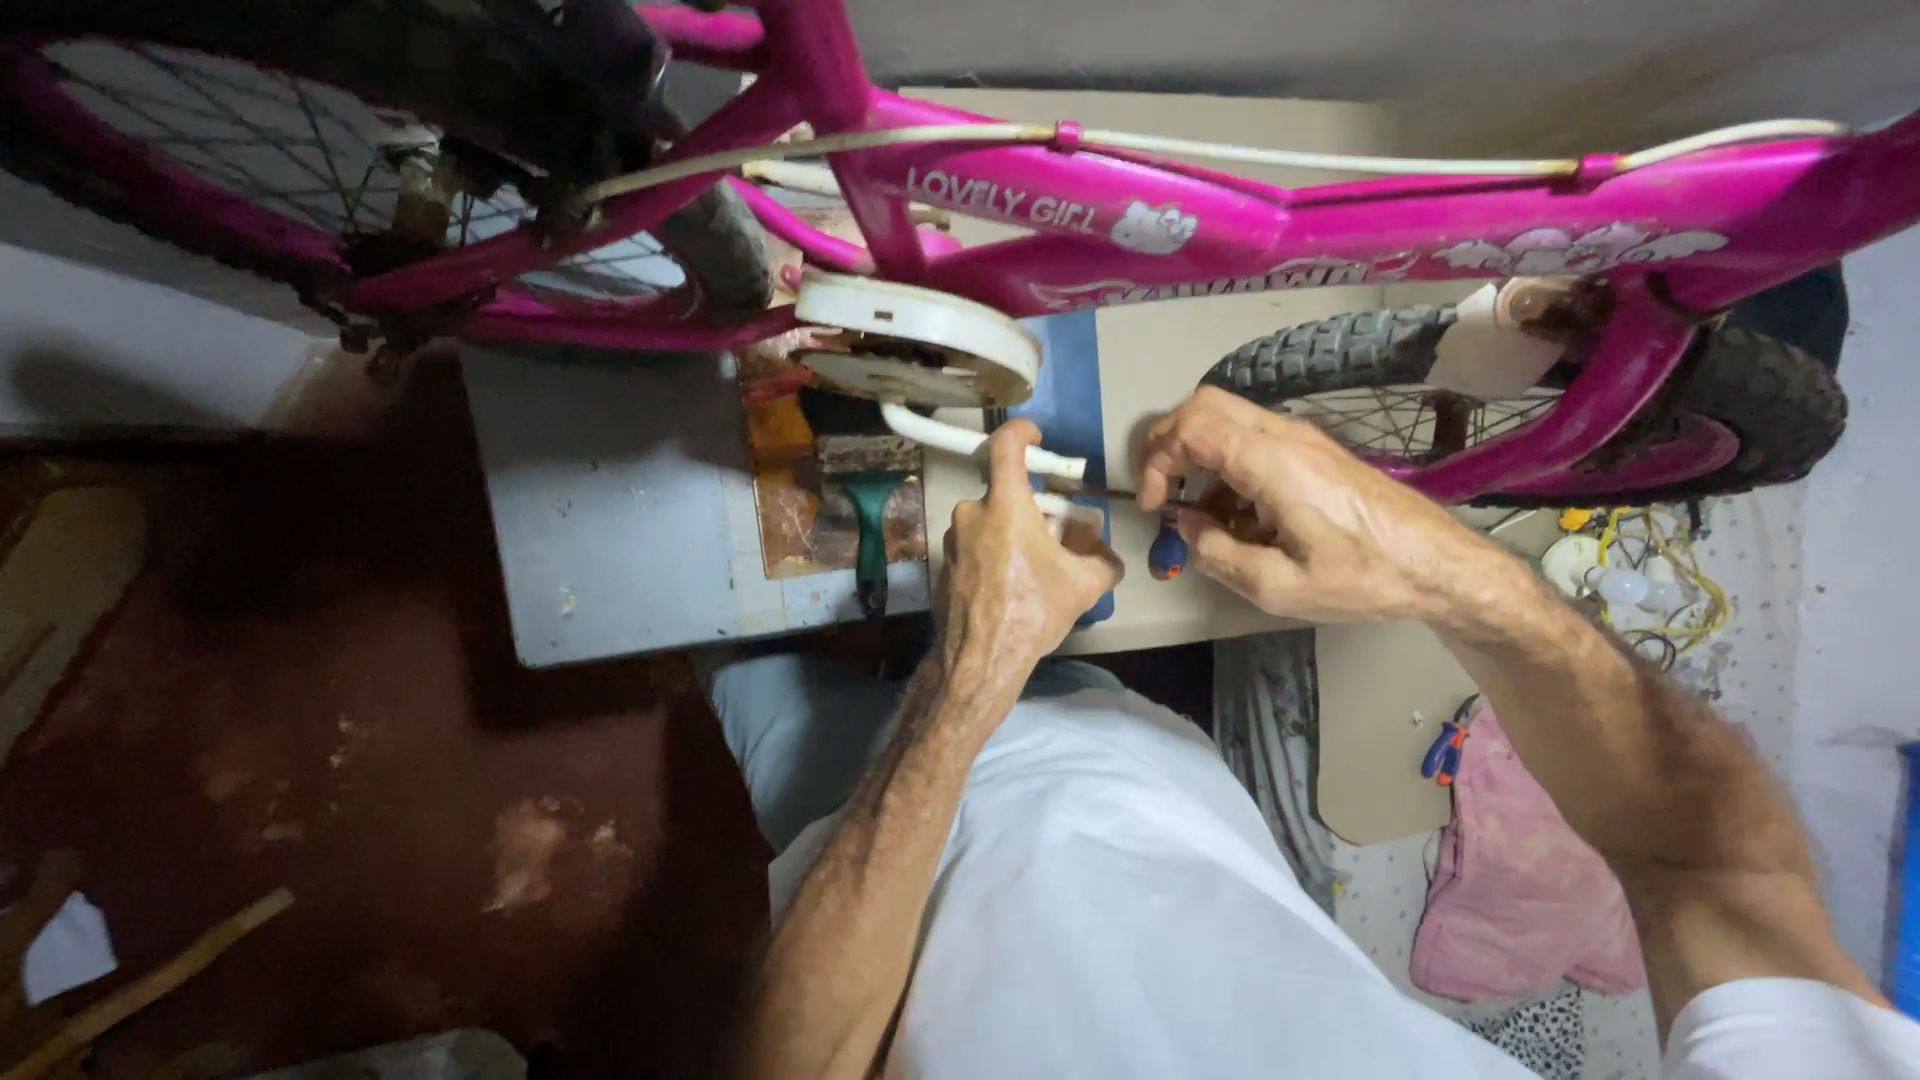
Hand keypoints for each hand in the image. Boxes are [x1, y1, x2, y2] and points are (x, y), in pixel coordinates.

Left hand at [941, 420, 1124, 675]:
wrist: (982, 658)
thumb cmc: (1033, 611)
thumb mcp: (1084, 585)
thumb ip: (1102, 561)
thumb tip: (1108, 558)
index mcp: (1004, 505)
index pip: (1006, 446)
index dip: (1022, 432)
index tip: (1035, 436)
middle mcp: (971, 513)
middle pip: (1004, 494)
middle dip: (1031, 507)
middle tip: (1055, 532)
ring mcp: (952, 539)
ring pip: (988, 522)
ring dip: (1012, 533)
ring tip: (1035, 566)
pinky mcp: (944, 564)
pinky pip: (974, 546)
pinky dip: (994, 553)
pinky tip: (1010, 585)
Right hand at [1136, 386, 1515, 624]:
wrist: (1441, 565)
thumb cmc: (1363, 578)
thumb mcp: (1277, 586)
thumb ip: (1216, 554)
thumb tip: (1185, 525)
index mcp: (1273, 463)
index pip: (1192, 429)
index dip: (1156, 461)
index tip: (1153, 506)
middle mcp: (1285, 435)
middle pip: (1203, 404)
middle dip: (1166, 441)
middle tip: (1157, 487)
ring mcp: (1303, 438)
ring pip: (1226, 416)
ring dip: (1195, 454)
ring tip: (1196, 512)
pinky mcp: (1314, 450)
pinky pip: (1251, 437)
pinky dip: (1224, 463)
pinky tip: (1234, 514)